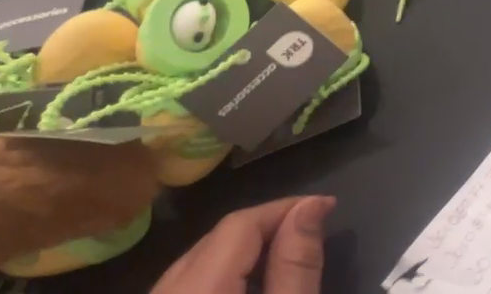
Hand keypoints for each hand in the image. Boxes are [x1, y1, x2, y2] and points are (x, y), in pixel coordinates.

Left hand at [151, 196, 333, 293]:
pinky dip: (215, 274)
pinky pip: (180, 285)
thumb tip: (311, 206)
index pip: (238, 225)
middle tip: (309, 229)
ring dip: (241, 249)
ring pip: (194, 262)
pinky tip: (245, 285)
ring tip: (283, 255)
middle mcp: (163, 292)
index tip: (327, 207)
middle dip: (264, 226)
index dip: (285, 207)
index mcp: (197, 289)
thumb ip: (295, 264)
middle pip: (214, 240)